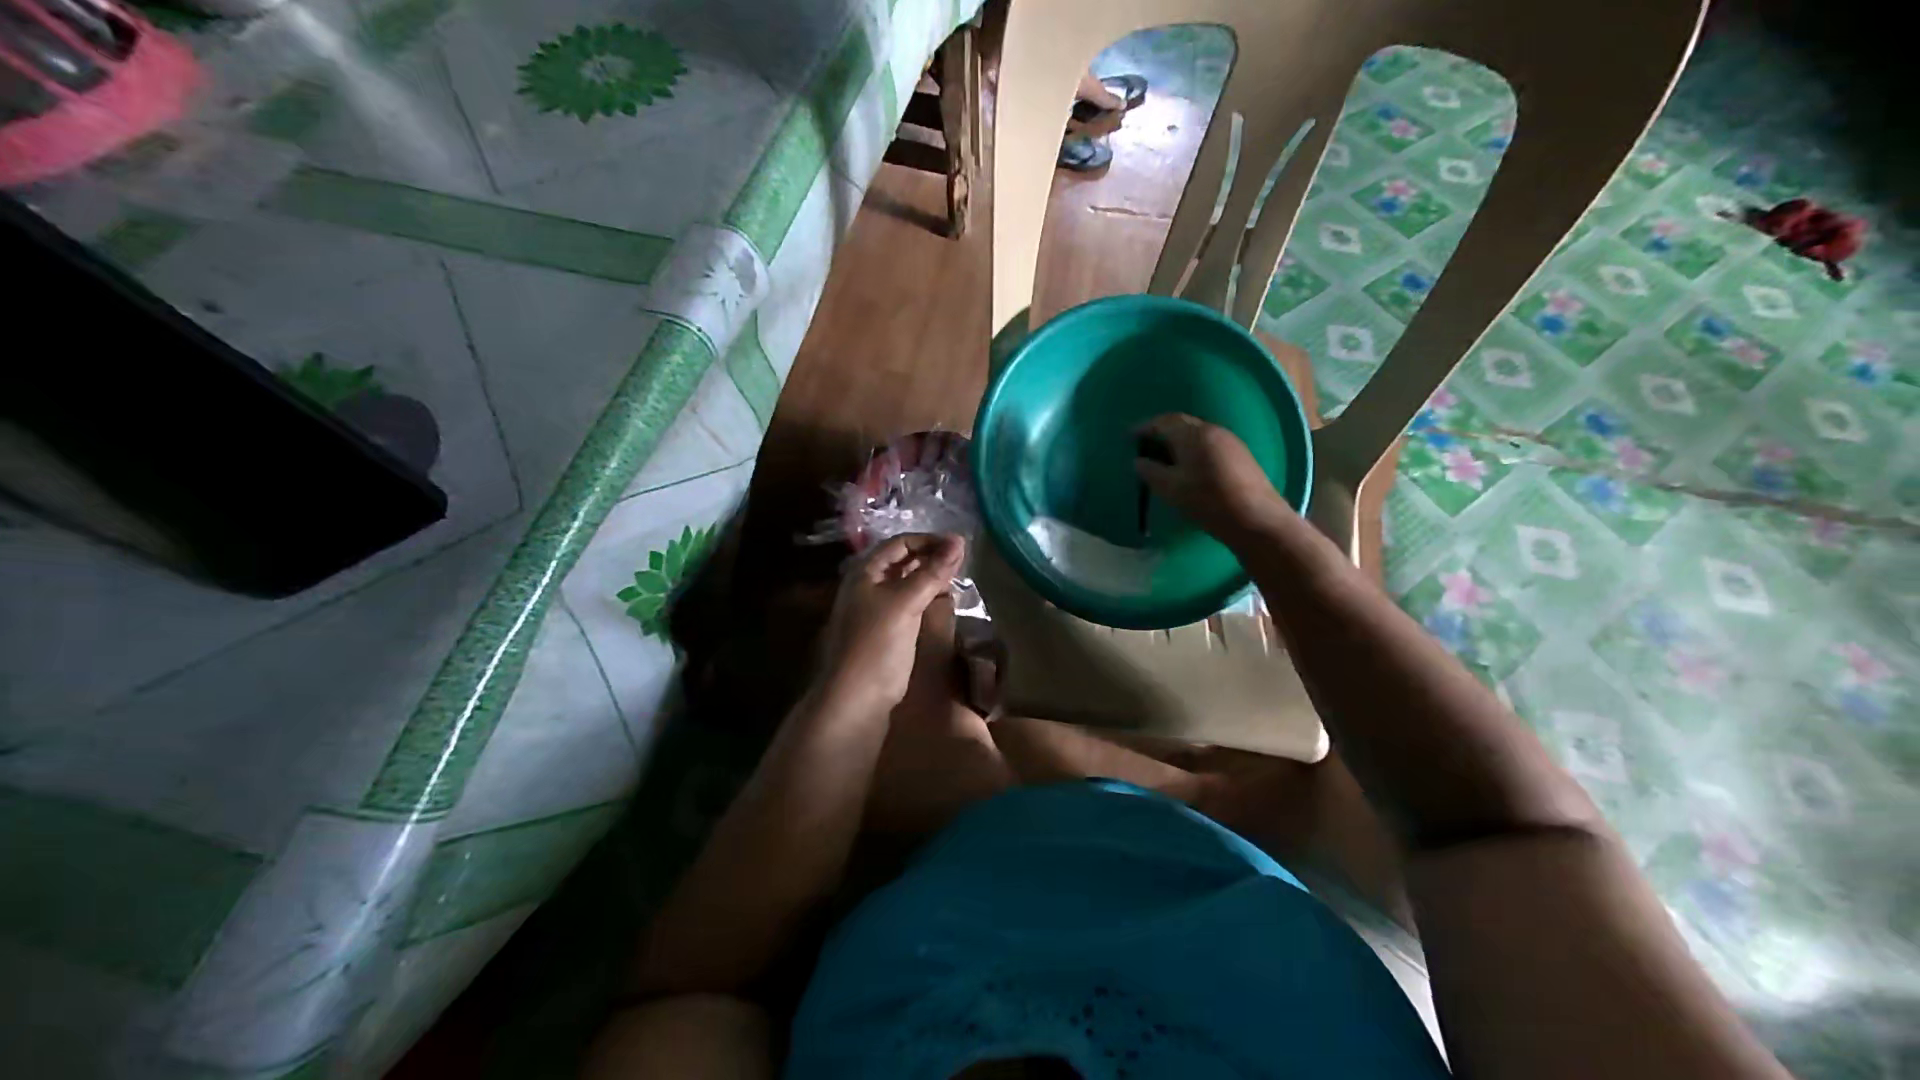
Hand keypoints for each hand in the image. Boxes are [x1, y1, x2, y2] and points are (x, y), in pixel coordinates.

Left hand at [813, 533, 965, 714]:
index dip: (930, 540)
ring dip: (931, 579)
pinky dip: (927, 599)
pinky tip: (943, 604)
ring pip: (906, 584)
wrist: (854, 701)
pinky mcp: (885, 633)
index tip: (961, 546)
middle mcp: (867, 587)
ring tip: (958, 580)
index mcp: (865, 573)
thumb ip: (932, 572)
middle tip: (964, 563)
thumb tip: (960, 540)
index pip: (900, 543)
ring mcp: (875, 611)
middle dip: (932, 558)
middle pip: (902, 562)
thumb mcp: (905, 603)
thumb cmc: (877, 646)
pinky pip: (908, 605)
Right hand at [1134, 413, 1290, 542]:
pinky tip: (1189, 467)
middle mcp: (1213, 430)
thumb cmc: (1208, 501)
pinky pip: (1209, 444)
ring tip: (1164, 457)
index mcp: (1193, 435)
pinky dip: (1193, 450)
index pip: (1164, 421)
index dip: (1145, 427)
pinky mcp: (1240, 456)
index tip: (1130, 436)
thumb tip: (1138, 461)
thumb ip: (1151, 472)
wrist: (1257, 519)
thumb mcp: (1171, 489)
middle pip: (1182, 424)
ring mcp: (1230, 442)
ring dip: (1178, 442)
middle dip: (1162, 431)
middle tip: (1146, 444)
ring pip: (1197, 434)